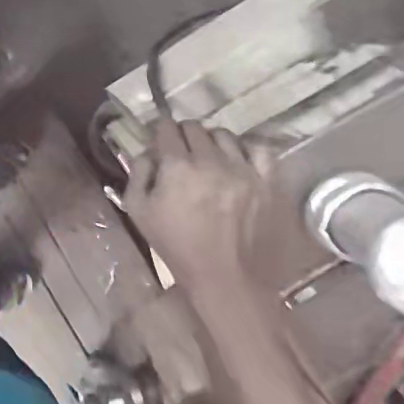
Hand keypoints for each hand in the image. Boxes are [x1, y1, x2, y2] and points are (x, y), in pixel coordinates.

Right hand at [125, 119, 279, 286]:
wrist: (224, 276)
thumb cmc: (176, 245)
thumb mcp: (138, 211)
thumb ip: (137, 173)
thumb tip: (147, 152)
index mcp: (177, 166)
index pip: (167, 128)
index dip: (161, 131)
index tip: (160, 140)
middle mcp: (210, 160)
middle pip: (194, 127)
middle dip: (183, 134)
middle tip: (181, 151)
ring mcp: (242, 169)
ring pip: (224, 135)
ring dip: (211, 140)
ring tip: (208, 156)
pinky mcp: (265, 182)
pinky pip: (259, 149)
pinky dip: (245, 149)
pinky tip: (237, 160)